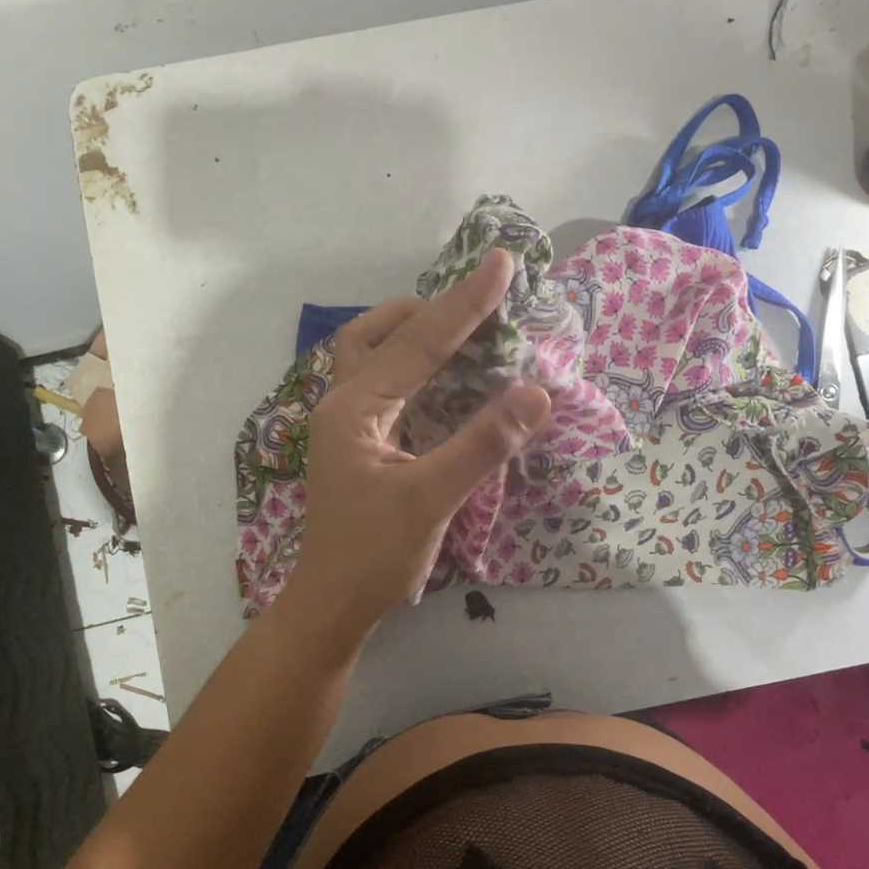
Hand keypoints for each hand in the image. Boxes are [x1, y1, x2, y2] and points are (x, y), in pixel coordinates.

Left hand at [278, 249, 551, 631]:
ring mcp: (345, 425)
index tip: (503, 263)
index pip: (417, 344)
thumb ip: (481, 444)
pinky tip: (446, 378)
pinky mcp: (358, 445)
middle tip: (480, 303)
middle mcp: (341, 405)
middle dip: (429, 311)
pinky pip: (385, 386)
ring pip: (374, 357)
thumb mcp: (430, 500)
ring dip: (416, 336)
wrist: (331, 606)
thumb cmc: (372, 556)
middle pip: (378, 334)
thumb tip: (536, 393)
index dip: (465, 303)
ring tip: (464, 329)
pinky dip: (415, 369)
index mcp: (352, 408)